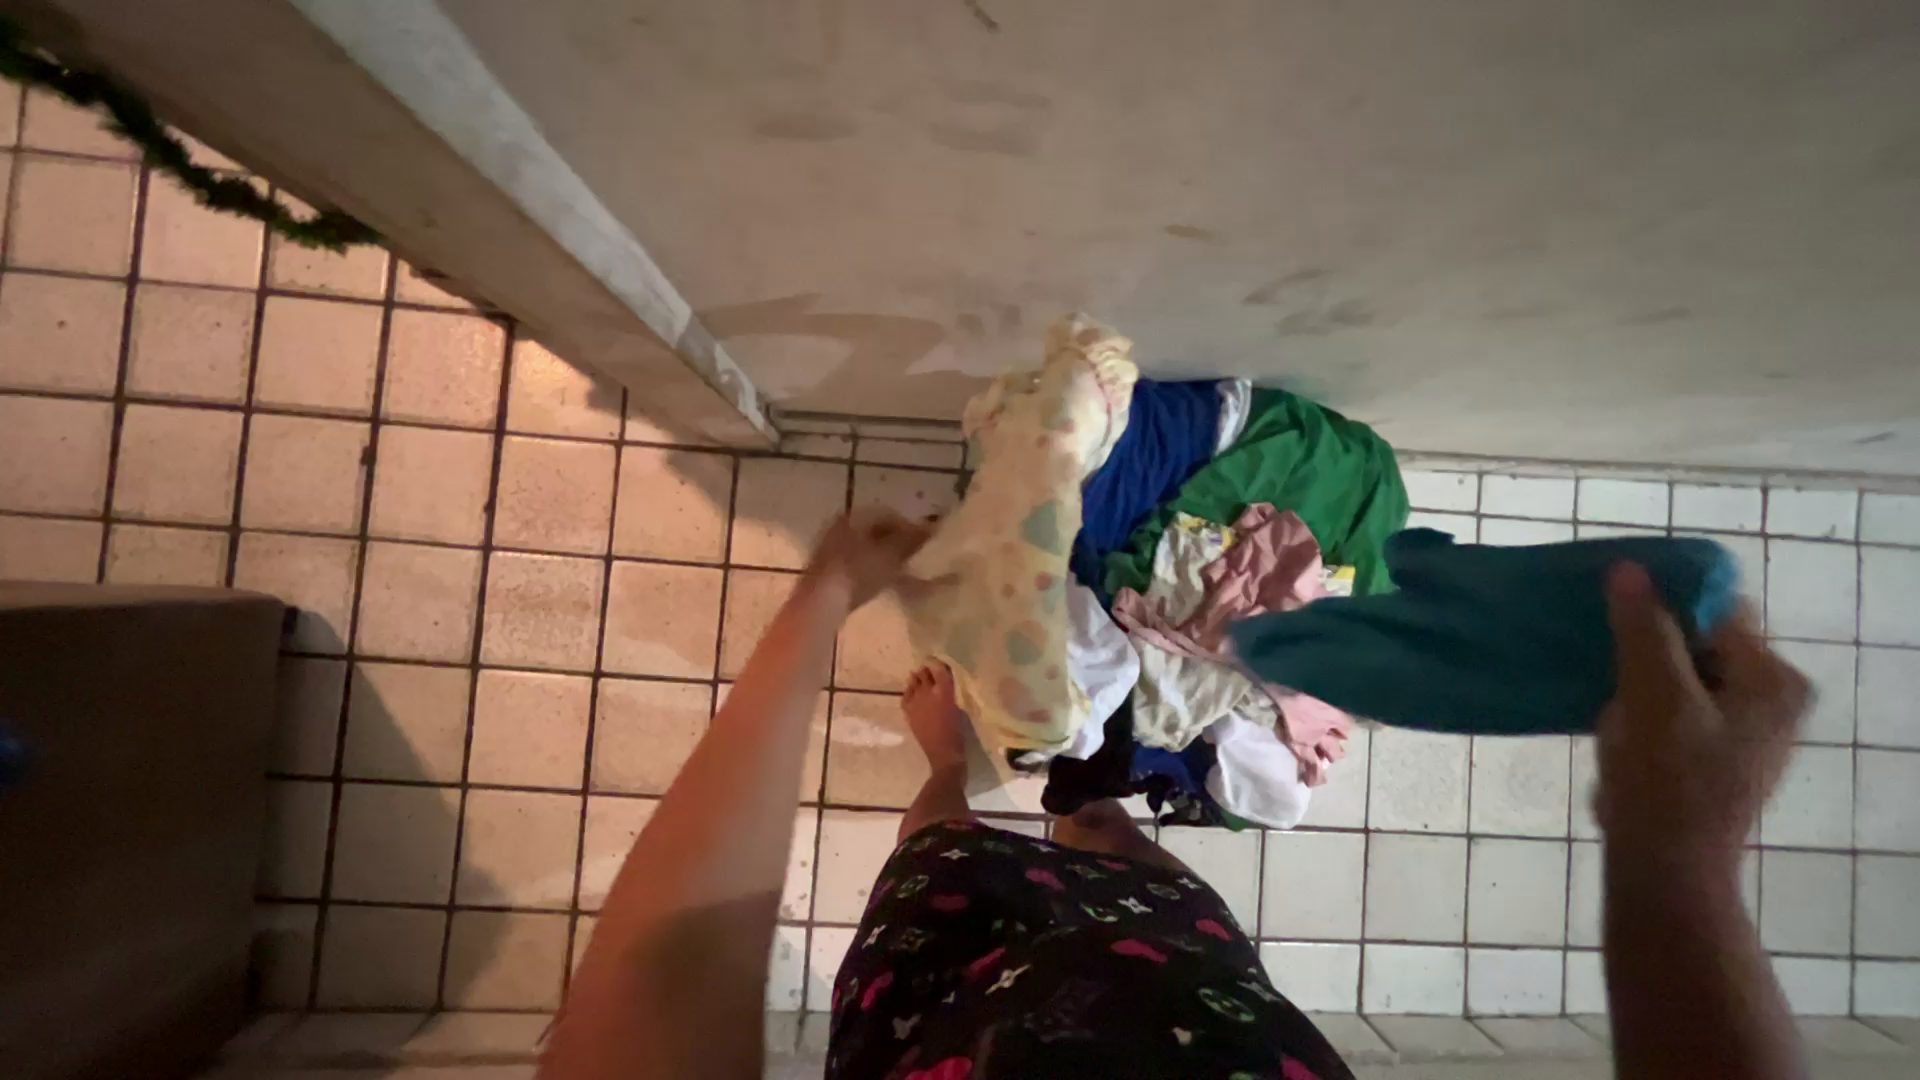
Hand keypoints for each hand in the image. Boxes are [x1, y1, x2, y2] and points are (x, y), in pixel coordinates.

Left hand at [804, 508, 932, 609]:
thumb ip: (911, 539)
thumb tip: (931, 528)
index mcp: (853, 517)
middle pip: (876, 533)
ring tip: (905, 575)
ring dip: (887, 560)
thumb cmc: (858, 571)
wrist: (821, 603)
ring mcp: (830, 551)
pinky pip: (857, 567)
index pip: (888, 515)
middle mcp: (839, 528)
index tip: (927, 543)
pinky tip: (887, 586)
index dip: (910, 527)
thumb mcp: (890, 554)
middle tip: (917, 559)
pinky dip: (874, 573)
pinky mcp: (827, 574)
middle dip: (898, 545)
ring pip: (866, 551)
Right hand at [1595, 563, 1808, 857]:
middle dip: (1644, 625)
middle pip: (1699, 635)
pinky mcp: (1702, 738)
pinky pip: (1669, 690)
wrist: (1663, 853)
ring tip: (1587, 650)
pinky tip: (1601, 686)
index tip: (1607, 589)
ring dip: (1634, 654)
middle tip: (1589, 621)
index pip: (1719, 610)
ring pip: (1679, 663)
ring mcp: (1736, 719)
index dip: (1664, 593)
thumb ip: (1644, 631)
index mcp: (1773, 680)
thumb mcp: (1653, 695)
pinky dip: (1636, 682)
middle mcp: (1767, 694)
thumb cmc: (1666, 774)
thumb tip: (1628, 569)